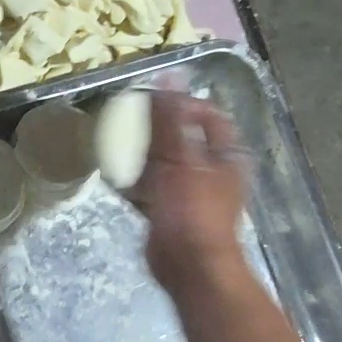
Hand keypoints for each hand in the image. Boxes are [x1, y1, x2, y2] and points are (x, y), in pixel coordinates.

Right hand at [132, 93, 250, 292]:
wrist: (190, 267)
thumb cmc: (190, 211)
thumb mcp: (179, 158)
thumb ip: (170, 118)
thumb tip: (169, 74)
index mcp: (226, 155)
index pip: (209, 115)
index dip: (183, 103)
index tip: (151, 101)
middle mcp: (214, 172)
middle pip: (185, 139)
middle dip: (157, 130)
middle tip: (129, 122)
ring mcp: (194, 195)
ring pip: (167, 165)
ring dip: (144, 156)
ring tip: (118, 146)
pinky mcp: (174, 215)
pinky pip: (154, 190)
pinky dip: (137, 183)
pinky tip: (116, 179)